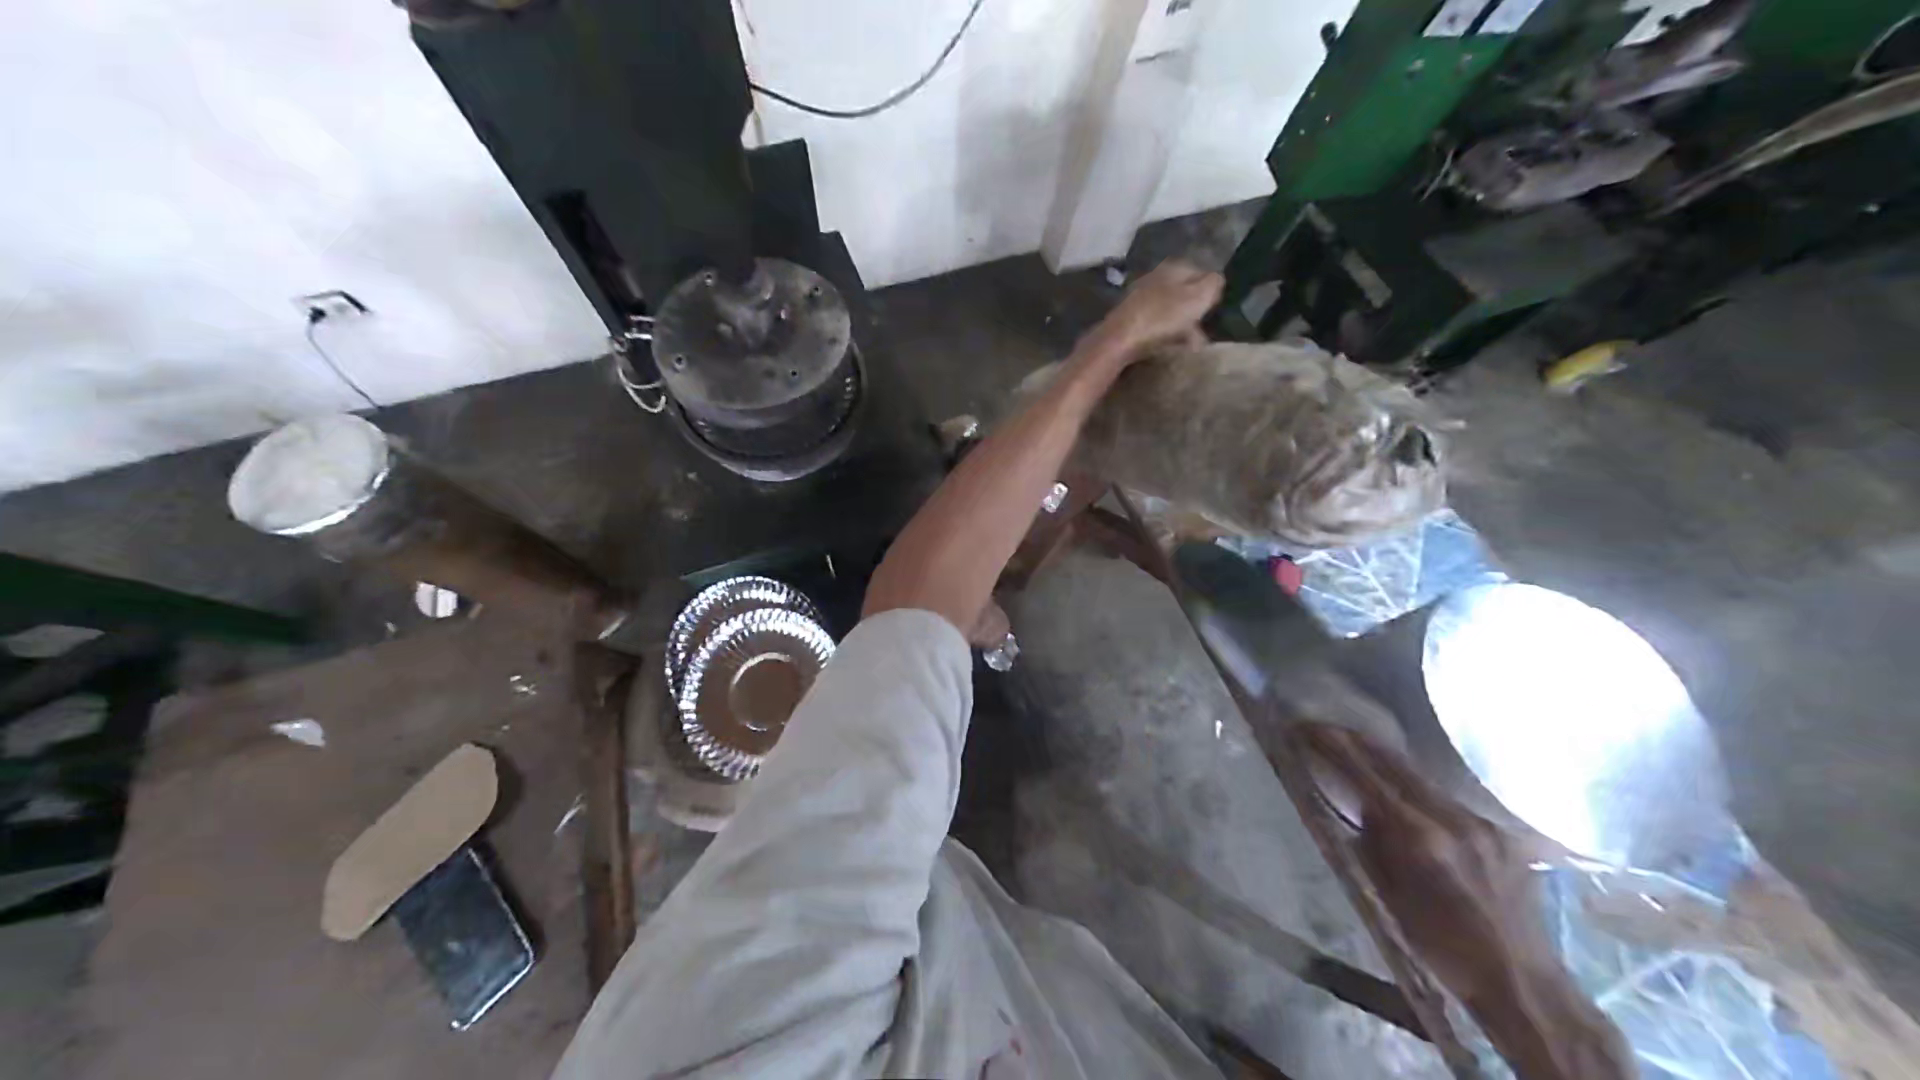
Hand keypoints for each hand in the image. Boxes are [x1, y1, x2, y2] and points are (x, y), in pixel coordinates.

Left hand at [1084, 260, 1222, 366]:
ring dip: (1184, 328)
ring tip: (1190, 345)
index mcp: (1173, 266)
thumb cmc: (1162, 317)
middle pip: (1186, 294)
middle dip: (1197, 313)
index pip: (1203, 274)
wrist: (1119, 340)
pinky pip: (1157, 325)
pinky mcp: (1130, 319)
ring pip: (1172, 311)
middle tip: (1203, 333)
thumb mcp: (1198, 296)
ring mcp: (1141, 298)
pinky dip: (1166, 335)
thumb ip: (1213, 283)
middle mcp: (1155, 277)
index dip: (1213, 294)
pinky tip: (1171, 347)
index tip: (1215, 313)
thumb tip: (1216, 280)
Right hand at [1297, 724, 1633, 1079]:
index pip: (1365, 774)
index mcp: (1418, 837)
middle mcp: (1451, 818)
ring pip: (1421, 775)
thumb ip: (1372, 846)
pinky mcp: (1499, 831)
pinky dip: (1416, 787)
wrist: (1524, 984)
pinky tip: (1406, 795)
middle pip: (1395, 761)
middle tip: (1325, 727)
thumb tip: (1360, 808)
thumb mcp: (1390, 899)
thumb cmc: (1444, 949)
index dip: (1332, 745)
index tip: (1306, 727)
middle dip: (1356, 740)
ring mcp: (1480, 822)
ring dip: (1384, 760)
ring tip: (1358, 751)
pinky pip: (1446, 797)